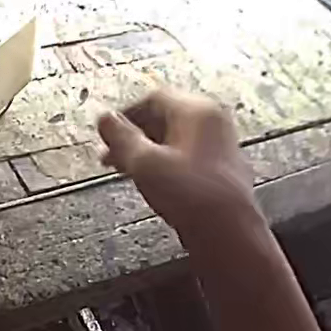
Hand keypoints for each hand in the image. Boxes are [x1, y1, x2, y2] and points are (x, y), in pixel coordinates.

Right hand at [97, 89, 262, 241]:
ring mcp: (218, 145)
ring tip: (125, 168)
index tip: (107, 131)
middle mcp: (212, 122)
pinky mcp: (218, 168)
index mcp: (197, 111)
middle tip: (111, 153)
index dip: (125, 114)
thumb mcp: (144, 163)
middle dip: (133, 135)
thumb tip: (105, 119)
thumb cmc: (190, 195)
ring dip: (145, 150)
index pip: (153, 99)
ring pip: (173, 138)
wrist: (226, 231)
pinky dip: (163, 162)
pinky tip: (149, 180)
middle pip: (164, 118)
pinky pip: (184, 156)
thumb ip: (121, 138)